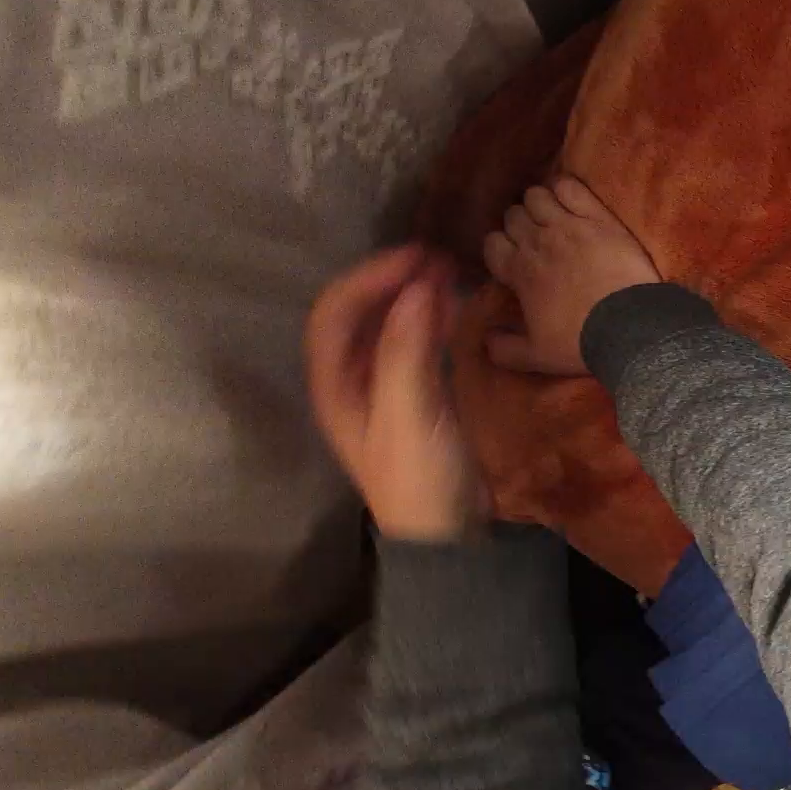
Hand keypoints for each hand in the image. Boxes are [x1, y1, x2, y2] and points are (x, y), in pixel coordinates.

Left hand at [306, 245, 480, 541]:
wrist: (445, 531)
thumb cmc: (418, 477)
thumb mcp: (408, 413)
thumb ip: (408, 351)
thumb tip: (419, 290)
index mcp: (334, 381)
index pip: (337, 311)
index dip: (370, 278)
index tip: (415, 257)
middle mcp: (353, 379)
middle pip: (362, 315)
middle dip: (394, 283)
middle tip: (438, 260)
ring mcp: (386, 390)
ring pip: (391, 330)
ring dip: (415, 300)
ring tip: (449, 278)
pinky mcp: (418, 400)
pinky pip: (418, 349)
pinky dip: (433, 325)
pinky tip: (455, 315)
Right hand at [482, 175, 660, 374]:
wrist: (631, 327)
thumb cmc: (583, 342)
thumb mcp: (538, 357)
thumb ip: (506, 350)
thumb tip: (485, 343)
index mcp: (520, 273)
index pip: (493, 244)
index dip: (504, 249)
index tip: (519, 260)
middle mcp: (537, 243)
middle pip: (514, 216)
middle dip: (523, 225)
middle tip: (543, 241)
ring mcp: (567, 226)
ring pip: (537, 197)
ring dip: (543, 204)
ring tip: (558, 219)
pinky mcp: (599, 219)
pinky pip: (571, 187)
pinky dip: (568, 188)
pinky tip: (575, 201)